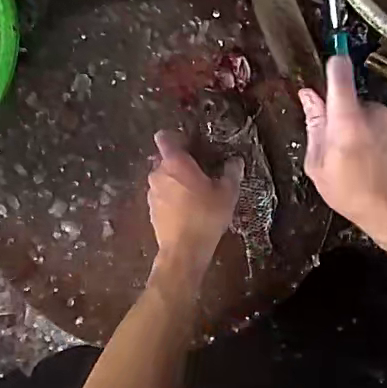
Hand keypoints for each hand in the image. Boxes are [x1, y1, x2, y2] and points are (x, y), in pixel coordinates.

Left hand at [146, 130, 242, 290]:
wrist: (184, 250)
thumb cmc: (207, 216)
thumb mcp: (228, 193)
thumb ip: (231, 173)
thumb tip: (235, 161)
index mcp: (175, 163)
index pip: (165, 137)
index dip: (177, 137)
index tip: (191, 145)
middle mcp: (158, 173)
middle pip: (165, 159)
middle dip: (180, 163)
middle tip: (201, 173)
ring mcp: (151, 193)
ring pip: (163, 179)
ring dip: (175, 182)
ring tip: (195, 195)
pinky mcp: (151, 210)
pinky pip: (161, 196)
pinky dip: (171, 199)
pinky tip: (187, 211)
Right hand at [300, 55, 386, 237]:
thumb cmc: (351, 191)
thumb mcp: (318, 164)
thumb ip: (314, 125)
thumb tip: (308, 97)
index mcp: (347, 119)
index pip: (340, 72)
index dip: (331, 65)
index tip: (325, 65)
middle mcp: (370, 111)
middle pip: (346, 97)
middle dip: (336, 114)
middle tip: (331, 145)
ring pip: (360, 112)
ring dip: (352, 127)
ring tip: (349, 157)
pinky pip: (373, 123)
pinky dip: (366, 135)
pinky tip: (365, 159)